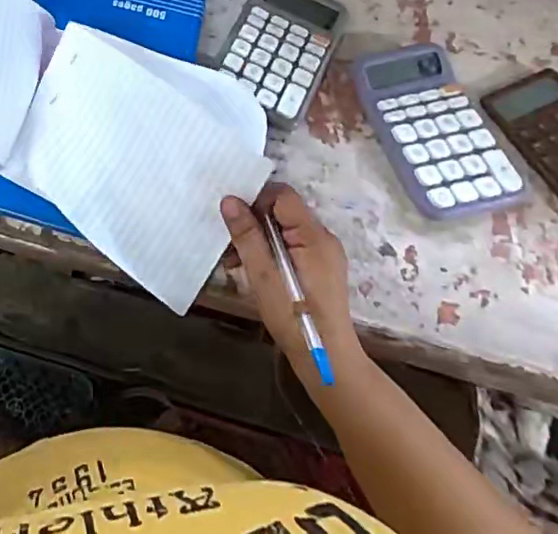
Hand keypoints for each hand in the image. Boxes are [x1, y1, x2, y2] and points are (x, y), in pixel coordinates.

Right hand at [221, 185, 360, 387]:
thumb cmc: (295, 318)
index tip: (235, 220)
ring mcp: (323, 254)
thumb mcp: (264, 276)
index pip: (282, 195)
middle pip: (283, 211)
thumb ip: (247, 236)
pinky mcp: (319, 269)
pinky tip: (255, 272)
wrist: (328, 363)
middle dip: (253, 222)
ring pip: (284, 230)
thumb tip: (229, 200)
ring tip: (236, 263)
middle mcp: (323, 238)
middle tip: (230, 246)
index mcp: (313, 235)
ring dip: (259, 239)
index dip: (256, 200)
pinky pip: (291, 246)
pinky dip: (270, 252)